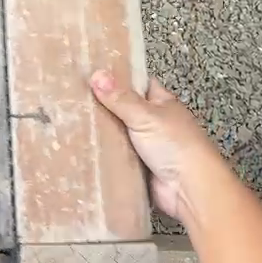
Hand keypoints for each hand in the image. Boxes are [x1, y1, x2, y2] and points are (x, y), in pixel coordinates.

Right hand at [89, 70, 224, 223]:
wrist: (190, 190)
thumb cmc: (176, 145)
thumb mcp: (145, 116)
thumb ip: (120, 98)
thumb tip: (96, 75)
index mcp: (162, 102)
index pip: (138, 83)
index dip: (118, 77)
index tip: (91, 73)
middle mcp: (155, 122)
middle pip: (124, 108)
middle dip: (104, 106)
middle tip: (74, 98)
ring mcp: (146, 145)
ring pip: (118, 132)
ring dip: (102, 131)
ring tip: (71, 120)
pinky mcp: (139, 166)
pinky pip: (117, 155)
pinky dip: (104, 153)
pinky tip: (83, 146)